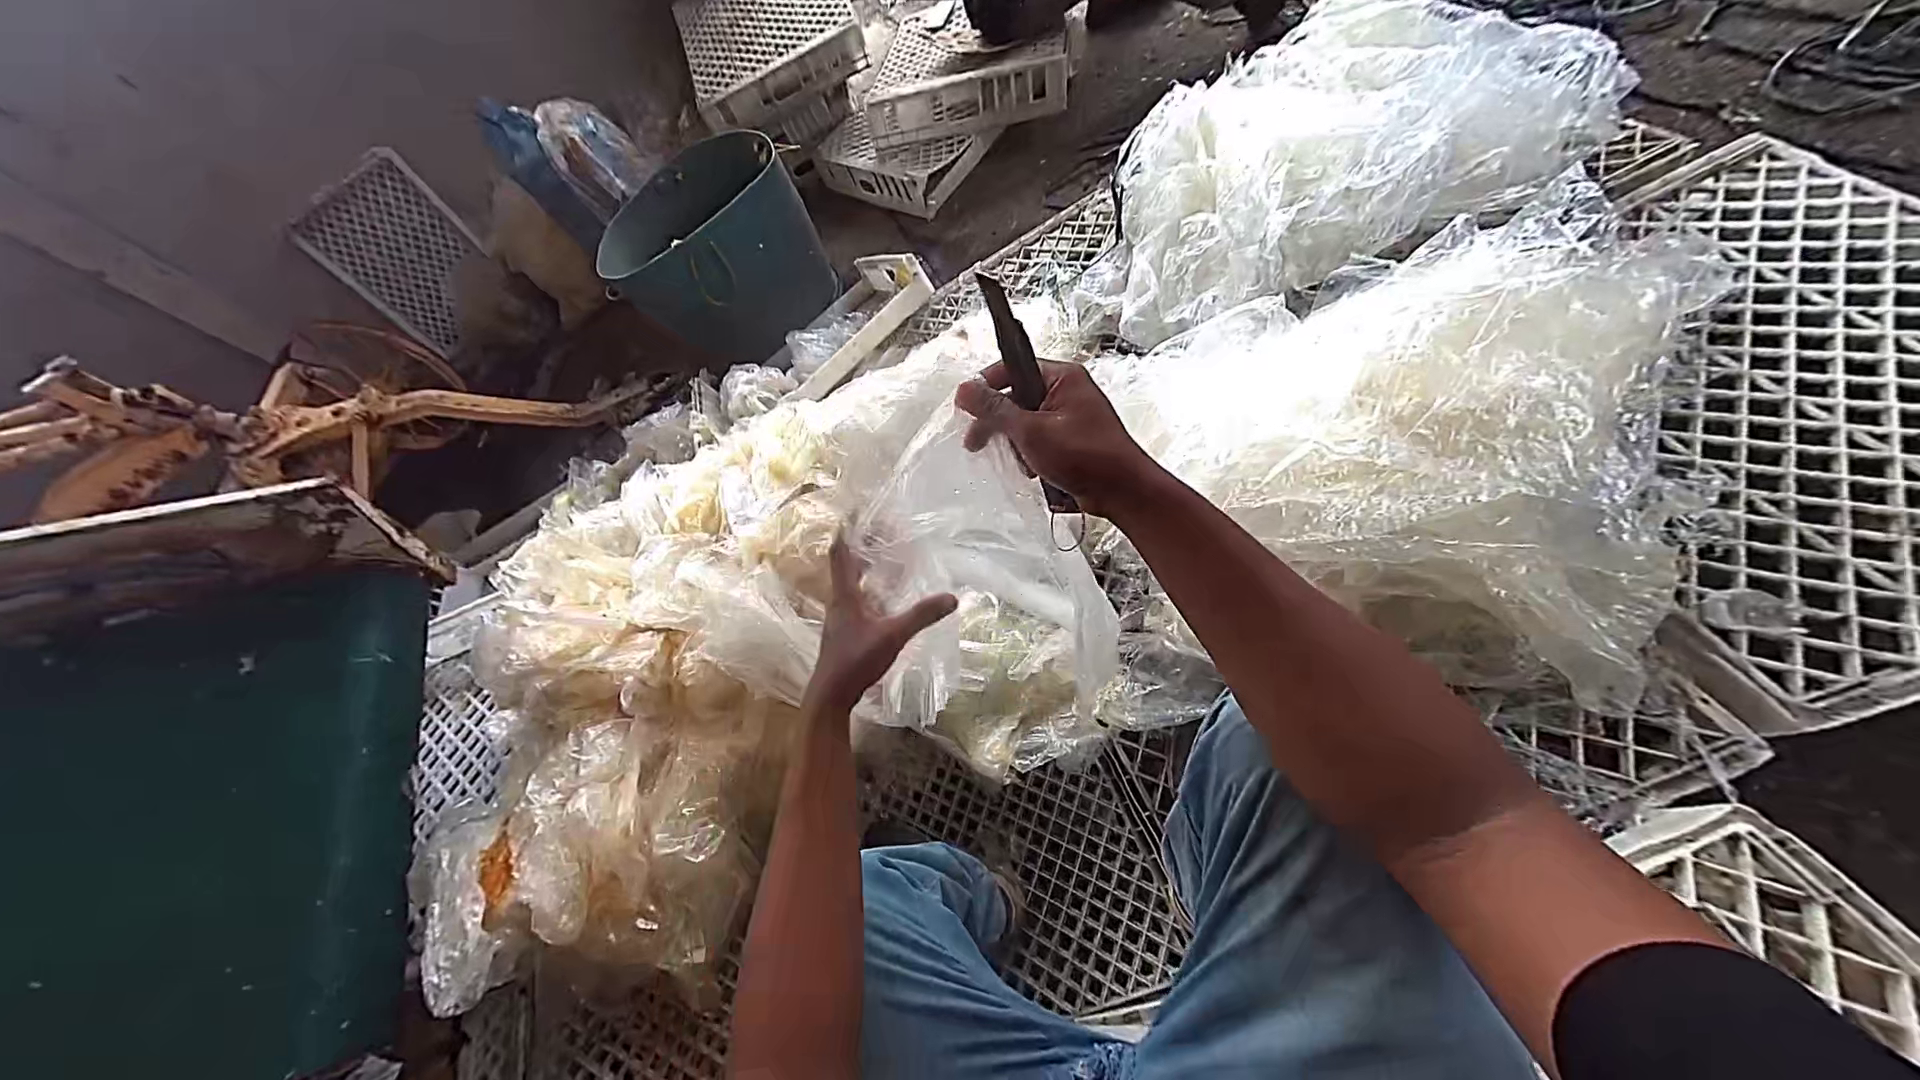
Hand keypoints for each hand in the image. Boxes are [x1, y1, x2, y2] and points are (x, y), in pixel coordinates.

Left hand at [806, 533, 957, 714]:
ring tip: (885, 559)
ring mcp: (839, 618)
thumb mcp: (893, 635)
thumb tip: (952, 597)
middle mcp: (838, 601)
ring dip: (865, 569)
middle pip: (846, 565)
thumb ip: (921, 616)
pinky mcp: (844, 632)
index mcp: (845, 594)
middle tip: (883, 532)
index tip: (856, 511)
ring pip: (851, 584)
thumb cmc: (856, 660)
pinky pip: (856, 601)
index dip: (847, 531)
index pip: (841, 553)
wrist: (830, 695)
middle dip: (862, 547)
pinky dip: (869, 591)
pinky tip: (884, 599)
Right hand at [953, 360, 1156, 518]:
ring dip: (1016, 444)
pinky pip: (1039, 440)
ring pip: (1025, 423)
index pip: (1013, 368)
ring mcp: (1070, 417)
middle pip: (1016, 398)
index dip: (986, 386)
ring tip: (1021, 463)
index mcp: (1062, 377)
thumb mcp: (1031, 431)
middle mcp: (1067, 391)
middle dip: (998, 423)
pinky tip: (1033, 471)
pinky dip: (1031, 455)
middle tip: (975, 442)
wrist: (1122, 491)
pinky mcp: (1071, 440)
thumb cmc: (1086, 456)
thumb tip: (964, 390)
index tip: (966, 407)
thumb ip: (995, 410)